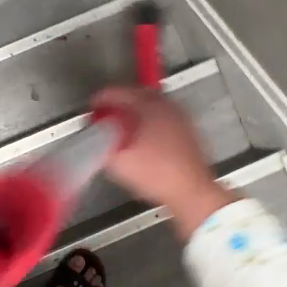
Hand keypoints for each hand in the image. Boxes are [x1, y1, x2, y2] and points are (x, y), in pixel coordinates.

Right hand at [93, 86, 237, 237]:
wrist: (191, 192)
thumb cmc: (159, 175)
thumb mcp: (119, 162)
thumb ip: (102, 147)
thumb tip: (95, 141)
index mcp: (151, 108)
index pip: (122, 93)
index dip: (104, 98)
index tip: (95, 103)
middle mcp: (169, 109)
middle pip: (141, 95)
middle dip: (122, 101)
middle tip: (109, 110)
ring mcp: (182, 121)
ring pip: (155, 107)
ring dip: (138, 112)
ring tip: (124, 124)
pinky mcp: (189, 135)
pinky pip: (166, 120)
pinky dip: (152, 122)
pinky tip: (145, 138)